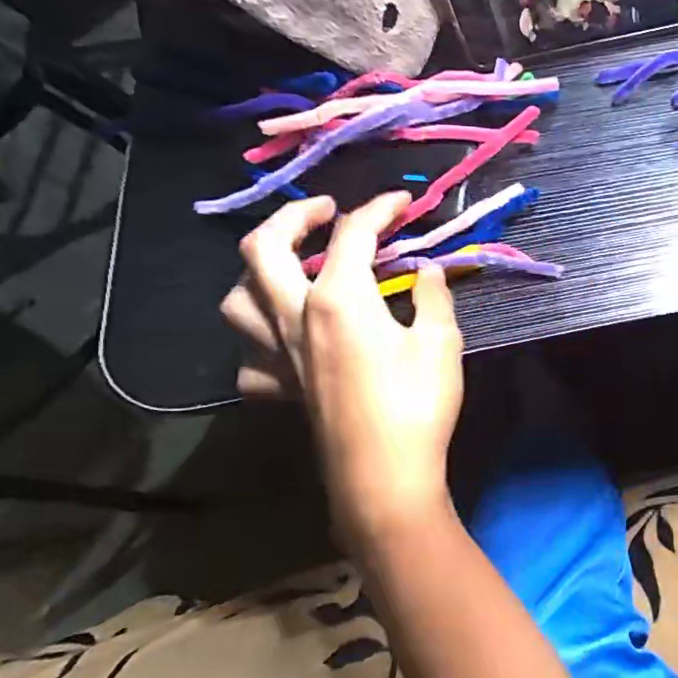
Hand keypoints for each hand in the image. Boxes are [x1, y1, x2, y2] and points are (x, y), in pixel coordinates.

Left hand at [219, 193, 464, 540]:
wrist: (384, 476)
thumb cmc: (419, 405)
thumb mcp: (442, 343)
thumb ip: (433, 297)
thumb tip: (427, 270)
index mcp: (339, 298)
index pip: (355, 234)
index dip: (380, 208)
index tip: (403, 201)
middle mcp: (295, 317)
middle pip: (264, 248)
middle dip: (293, 216)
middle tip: (325, 211)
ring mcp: (277, 356)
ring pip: (236, 300)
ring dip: (257, 273)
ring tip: (290, 271)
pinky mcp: (277, 389)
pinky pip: (249, 358)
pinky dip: (260, 341)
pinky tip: (285, 343)